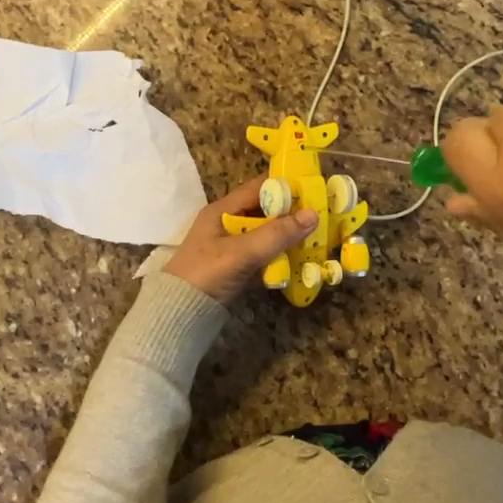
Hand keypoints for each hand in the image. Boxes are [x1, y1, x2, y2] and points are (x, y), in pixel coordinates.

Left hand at [164, 175, 318, 304]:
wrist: (180, 316)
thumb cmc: (207, 275)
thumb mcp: (242, 252)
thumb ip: (277, 234)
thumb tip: (313, 214)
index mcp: (222, 211)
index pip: (258, 188)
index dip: (285, 187)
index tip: (314, 191)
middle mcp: (227, 224)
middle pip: (265, 213)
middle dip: (292, 216)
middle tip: (322, 219)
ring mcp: (231, 248)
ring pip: (266, 236)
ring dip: (288, 239)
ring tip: (317, 241)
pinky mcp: (236, 269)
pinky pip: (264, 257)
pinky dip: (280, 259)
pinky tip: (301, 264)